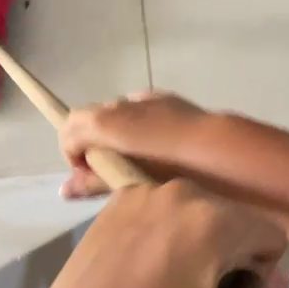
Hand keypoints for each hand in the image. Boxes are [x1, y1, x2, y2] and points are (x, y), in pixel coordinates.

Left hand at [16, 180, 288, 287]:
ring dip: (201, 238)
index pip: (272, 235)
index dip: (260, 271)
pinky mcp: (120, 197)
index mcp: (216, 221)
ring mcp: (148, 190)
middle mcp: (185, 191)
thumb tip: (278, 278)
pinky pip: (167, 206)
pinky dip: (167, 229)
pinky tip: (145, 262)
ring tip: (170, 276)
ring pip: (203, 209)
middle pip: (238, 219)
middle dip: (232, 252)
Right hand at [59, 92, 211, 198]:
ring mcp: (146, 98)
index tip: (88, 176)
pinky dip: (139, 128)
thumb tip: (64, 190)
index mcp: (105, 122)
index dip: (72, 153)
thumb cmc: (173, 170)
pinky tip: (159, 151)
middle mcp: (120, 103)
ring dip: (118, 136)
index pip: (69, 129)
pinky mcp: (168, 99)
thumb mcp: (129, 179)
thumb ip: (95, 181)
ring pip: (118, 115)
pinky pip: (142, 111)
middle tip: (111, 174)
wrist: (224, 150)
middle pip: (92, 119)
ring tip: (139, 164)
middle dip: (94, 145)